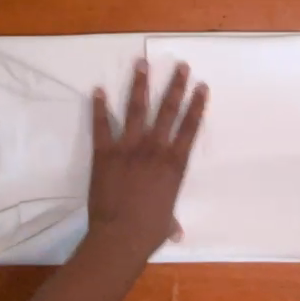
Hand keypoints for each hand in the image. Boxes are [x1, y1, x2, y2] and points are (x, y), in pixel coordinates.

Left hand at [87, 60, 208, 261]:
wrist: (120, 237)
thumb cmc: (148, 231)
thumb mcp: (166, 222)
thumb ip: (170, 220)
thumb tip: (175, 232)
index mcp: (174, 164)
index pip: (190, 127)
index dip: (197, 105)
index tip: (202, 86)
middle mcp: (155, 149)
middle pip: (167, 110)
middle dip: (175, 86)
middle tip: (181, 66)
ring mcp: (129, 148)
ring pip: (137, 109)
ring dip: (140, 85)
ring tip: (142, 64)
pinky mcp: (105, 153)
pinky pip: (101, 125)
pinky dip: (99, 107)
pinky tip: (97, 90)